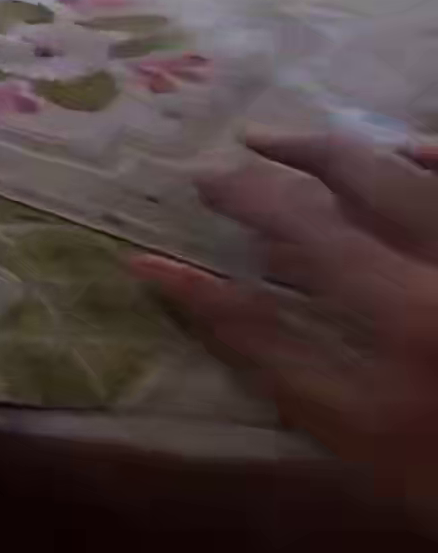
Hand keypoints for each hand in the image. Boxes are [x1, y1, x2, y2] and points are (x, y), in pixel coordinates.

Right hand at [134, 130, 437, 514]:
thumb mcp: (339, 416)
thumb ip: (246, 333)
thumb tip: (147, 266)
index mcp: (405, 304)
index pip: (300, 217)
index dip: (242, 191)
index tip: (200, 180)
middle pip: (380, 179)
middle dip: (308, 152)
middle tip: (255, 140)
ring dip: (391, 156)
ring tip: (344, 148)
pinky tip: (427, 163)